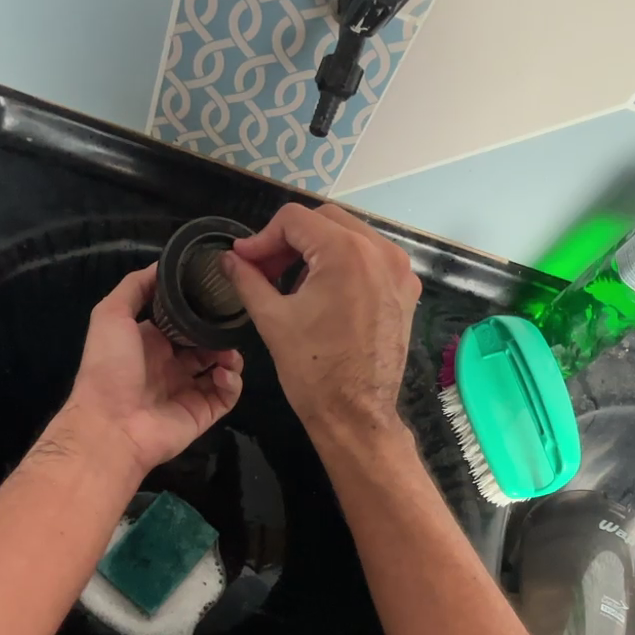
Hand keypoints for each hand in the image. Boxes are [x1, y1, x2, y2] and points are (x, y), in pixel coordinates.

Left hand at [44, 264, 243, 477]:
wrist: (110, 426)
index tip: (216, 294)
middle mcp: (170, 366)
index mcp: (149, 342)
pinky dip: (232, 381)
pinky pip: (227, 395)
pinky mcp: (202, 414)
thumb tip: (163, 265)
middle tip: (230, 322)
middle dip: (220, 332)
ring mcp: (187, 391)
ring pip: (221, 368)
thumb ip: (135, 286)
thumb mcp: (111, 314)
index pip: (181, 321)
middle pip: (205, 343)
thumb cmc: (108, 367)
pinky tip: (224, 372)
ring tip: (229, 351)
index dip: (198, 308)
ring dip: (231, 355)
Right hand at [220, 204, 420, 446]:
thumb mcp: (272, 320)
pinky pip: (370, 260)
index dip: (262, 237)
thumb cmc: (312, 370)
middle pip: (324, 221)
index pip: (295, 220)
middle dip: (289, 240)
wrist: (355, 414)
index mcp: (346, 252)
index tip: (244, 260)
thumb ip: (248, 280)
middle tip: (263, 268)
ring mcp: (398, 270)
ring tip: (291, 282)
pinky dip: (343, 265)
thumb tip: (229, 259)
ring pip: (350, 237)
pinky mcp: (405, 291)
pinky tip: (323, 293)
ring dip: (316, 250)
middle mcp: (380, 251)